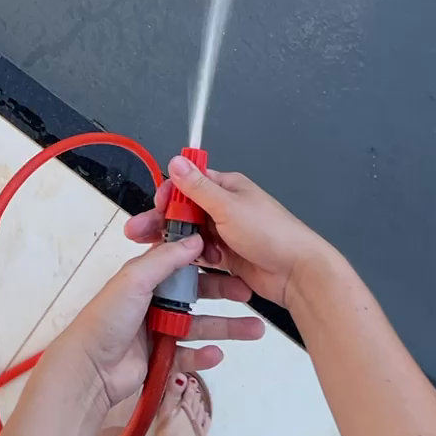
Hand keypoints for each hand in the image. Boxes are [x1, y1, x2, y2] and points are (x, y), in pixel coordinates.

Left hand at [43, 233, 264, 411]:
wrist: (90, 368)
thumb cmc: (109, 317)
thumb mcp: (135, 279)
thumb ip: (166, 259)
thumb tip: (196, 239)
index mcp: (146, 276)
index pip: (181, 261)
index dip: (205, 257)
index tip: (230, 255)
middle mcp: (154, 299)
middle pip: (196, 292)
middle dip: (223, 291)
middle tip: (249, 292)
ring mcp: (159, 330)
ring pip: (200, 324)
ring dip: (226, 326)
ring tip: (255, 329)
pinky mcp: (161, 358)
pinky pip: (189, 355)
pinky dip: (204, 355)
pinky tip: (218, 354)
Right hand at [125, 157, 336, 307]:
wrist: (298, 274)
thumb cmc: (270, 234)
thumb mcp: (228, 207)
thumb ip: (197, 187)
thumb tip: (176, 161)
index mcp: (227, 187)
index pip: (188, 184)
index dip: (169, 195)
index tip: (156, 207)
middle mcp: (225, 207)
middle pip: (185, 211)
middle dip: (162, 221)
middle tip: (137, 232)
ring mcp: (226, 233)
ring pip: (190, 233)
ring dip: (178, 241)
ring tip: (156, 252)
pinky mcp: (228, 256)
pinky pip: (201, 254)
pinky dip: (194, 258)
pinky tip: (189, 265)